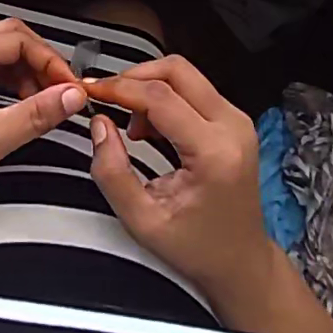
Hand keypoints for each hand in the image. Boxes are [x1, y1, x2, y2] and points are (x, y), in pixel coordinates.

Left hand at [0, 19, 89, 209]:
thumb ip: (37, 113)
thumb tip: (73, 95)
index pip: (17, 40)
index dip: (48, 59)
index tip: (71, 86)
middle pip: (11, 43)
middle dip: (41, 62)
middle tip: (65, 88)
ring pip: (5, 62)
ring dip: (32, 77)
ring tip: (52, 102)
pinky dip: (19, 90)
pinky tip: (31, 109)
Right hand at [85, 56, 272, 301]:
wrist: (241, 263)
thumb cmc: (197, 247)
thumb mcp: (141, 220)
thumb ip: (112, 171)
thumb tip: (99, 123)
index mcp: (214, 153)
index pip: (159, 97)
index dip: (118, 88)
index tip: (90, 91)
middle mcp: (232, 128)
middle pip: (176, 70)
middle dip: (134, 77)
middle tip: (108, 98)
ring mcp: (237, 121)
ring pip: (183, 74)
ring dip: (147, 87)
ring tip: (131, 125)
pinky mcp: (232, 121)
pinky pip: (191, 88)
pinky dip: (161, 97)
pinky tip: (148, 128)